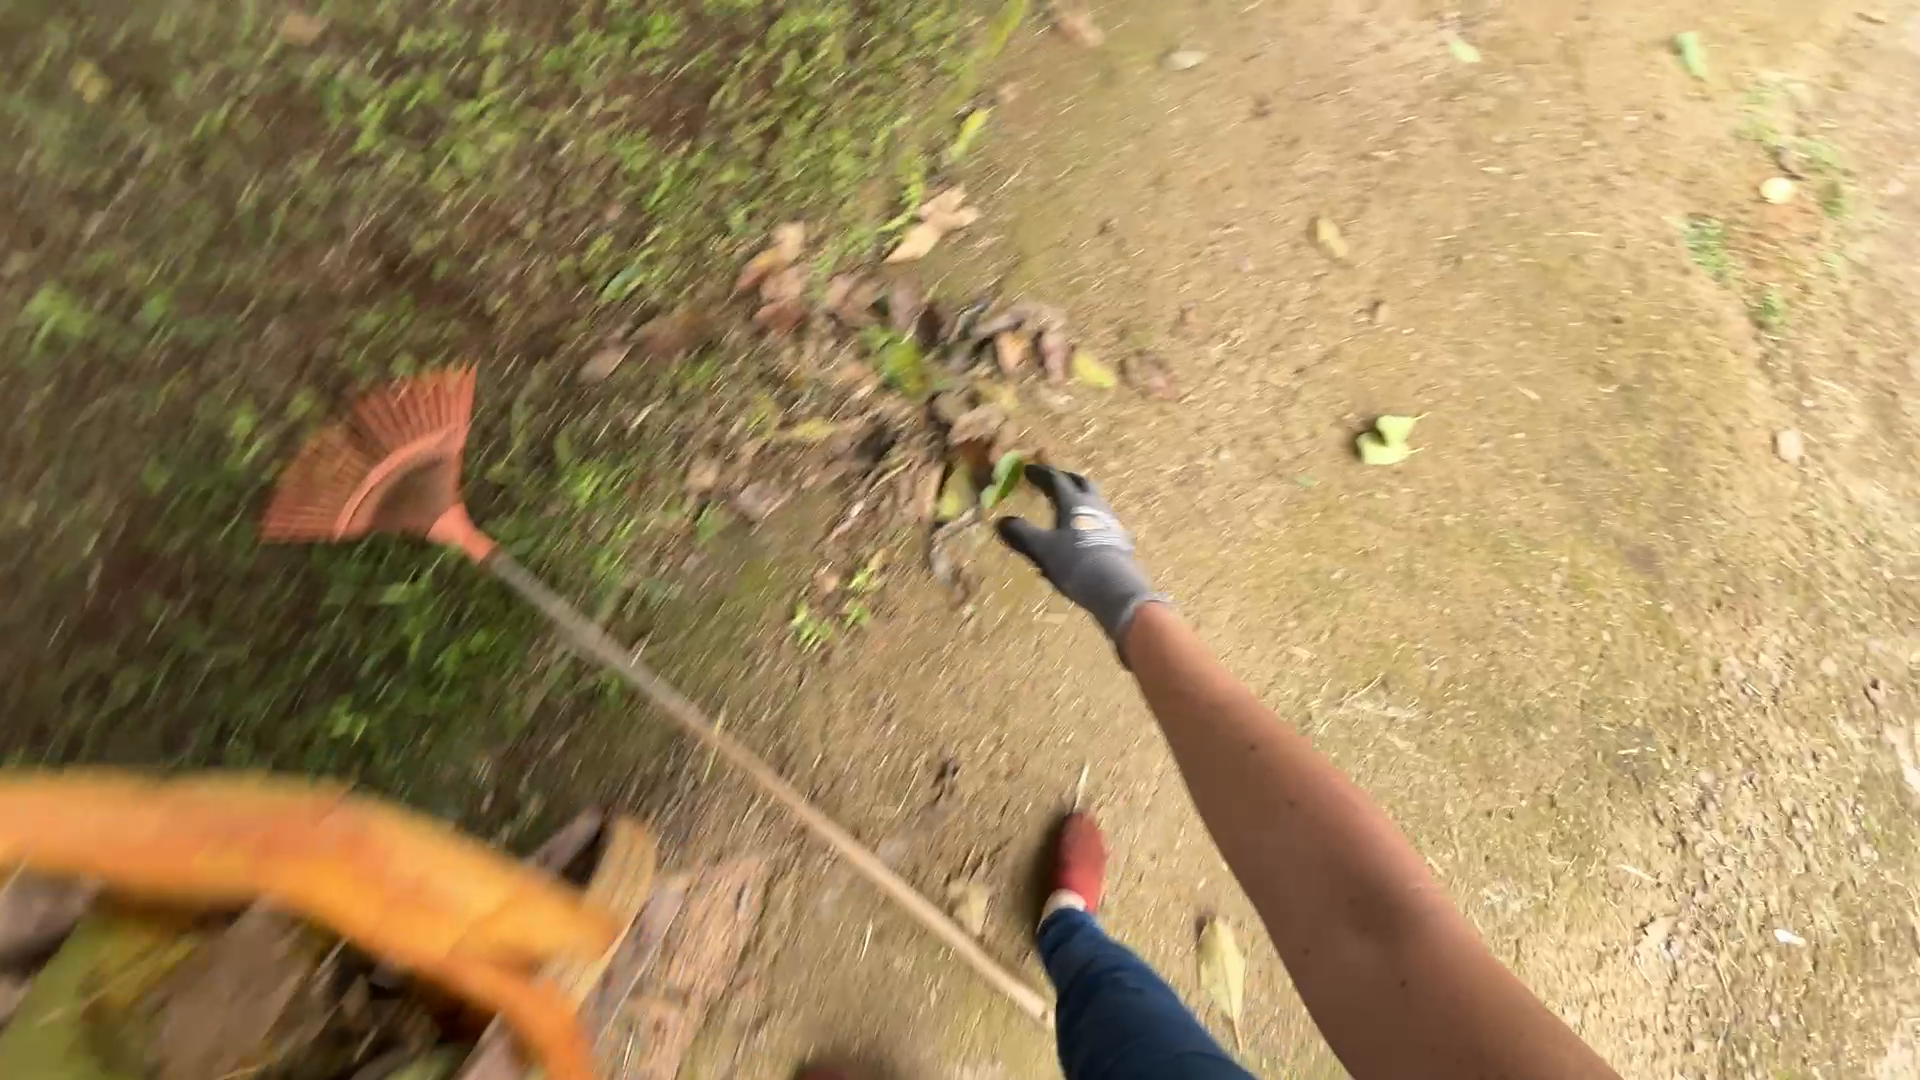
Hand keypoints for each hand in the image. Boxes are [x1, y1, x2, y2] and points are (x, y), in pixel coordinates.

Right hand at [995, 465, 1166, 646]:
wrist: (1116, 588)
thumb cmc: (1075, 563)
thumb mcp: (1043, 549)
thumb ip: (1022, 533)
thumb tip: (1002, 521)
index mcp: (1074, 503)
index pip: (1057, 479)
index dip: (1041, 473)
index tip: (1027, 470)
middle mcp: (1095, 505)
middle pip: (1081, 483)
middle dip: (1065, 479)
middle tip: (1052, 481)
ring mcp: (1110, 521)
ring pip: (1094, 500)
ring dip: (1080, 497)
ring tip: (1067, 505)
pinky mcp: (1119, 539)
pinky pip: (1101, 519)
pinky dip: (1088, 517)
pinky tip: (1083, 531)